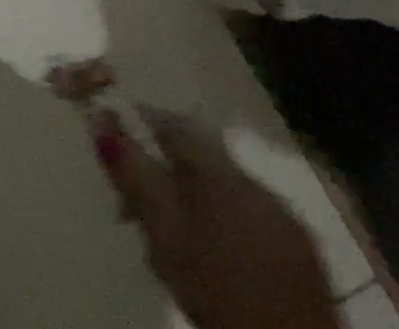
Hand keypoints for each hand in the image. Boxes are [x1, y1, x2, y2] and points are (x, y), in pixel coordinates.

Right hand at [90, 107, 338, 328]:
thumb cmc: (214, 283)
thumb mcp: (161, 228)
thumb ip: (132, 173)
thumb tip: (100, 116)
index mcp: (222, 175)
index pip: (175, 125)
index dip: (138, 119)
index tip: (108, 127)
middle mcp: (257, 185)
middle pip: (200, 157)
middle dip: (161, 165)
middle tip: (128, 194)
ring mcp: (282, 217)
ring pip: (222, 186)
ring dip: (188, 193)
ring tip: (162, 225)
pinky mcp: (297, 248)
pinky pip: (245, 212)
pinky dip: (217, 216)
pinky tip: (204, 244)